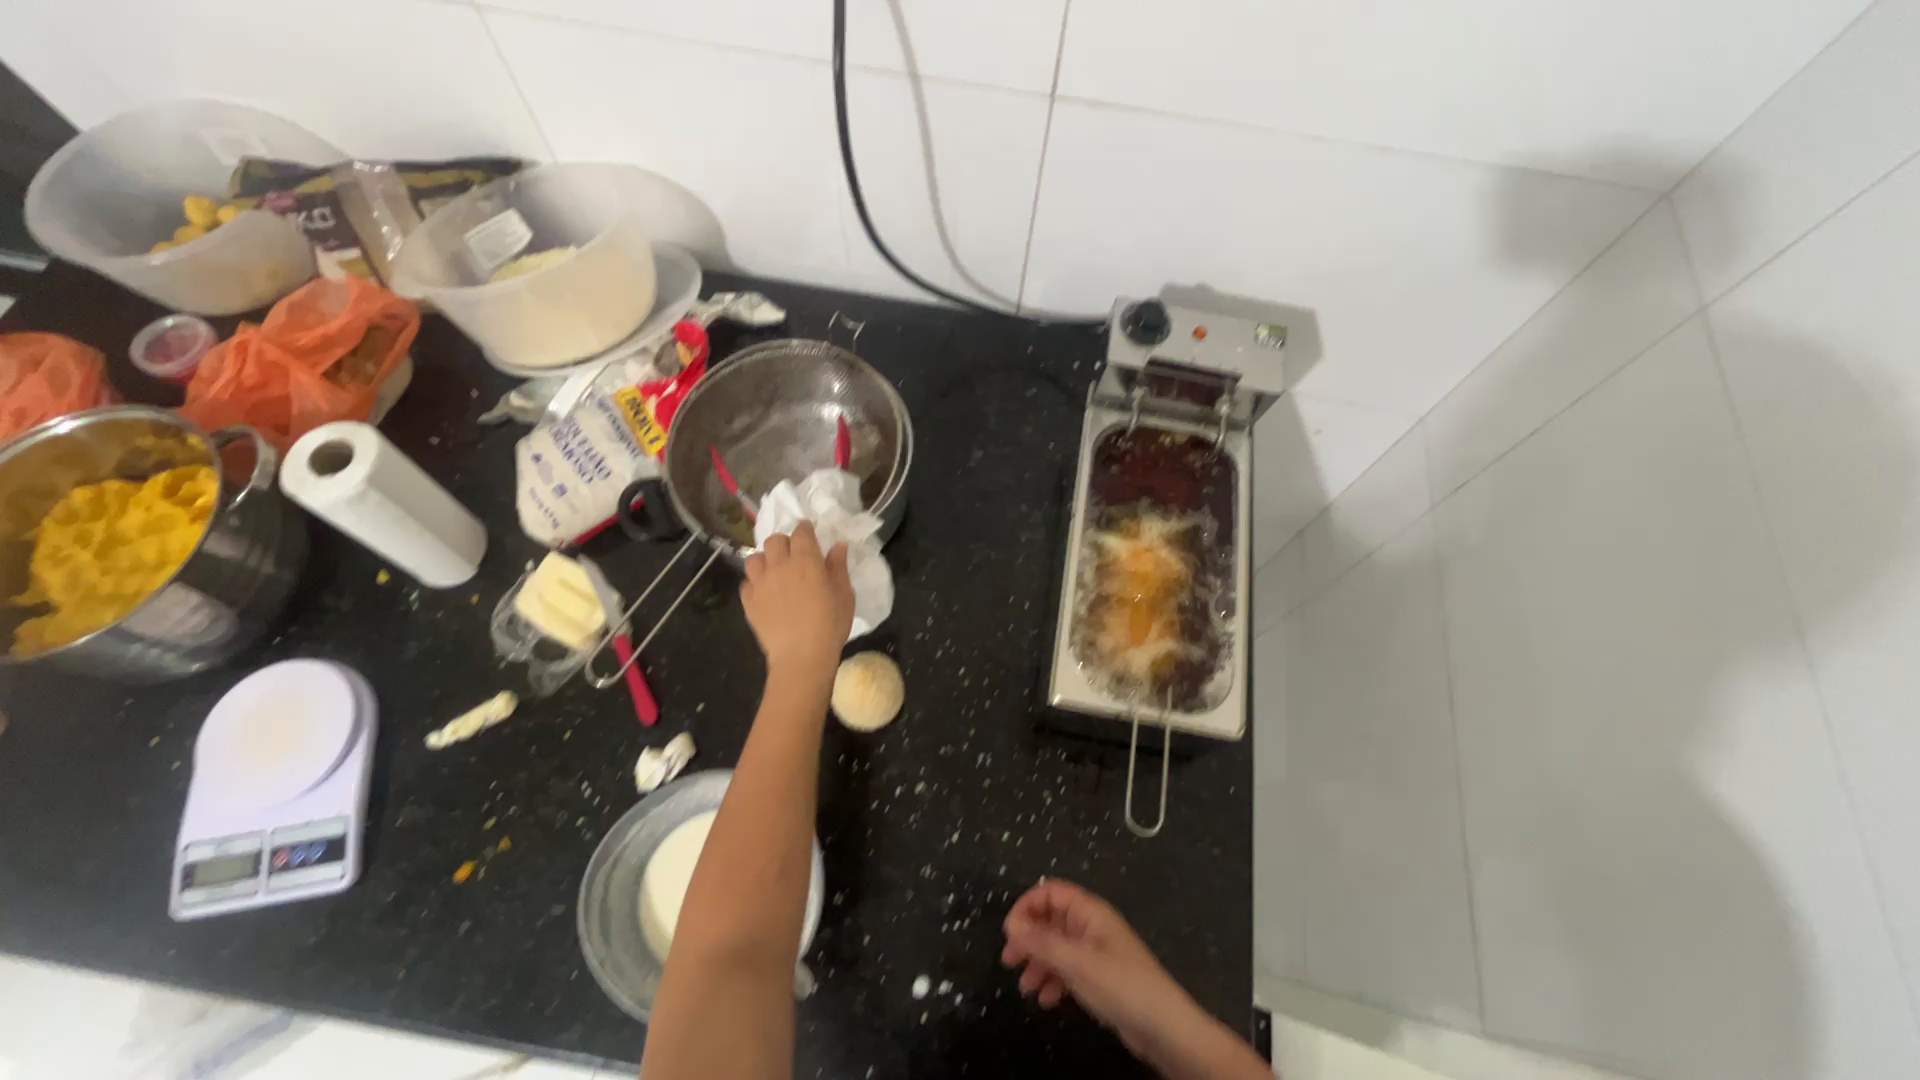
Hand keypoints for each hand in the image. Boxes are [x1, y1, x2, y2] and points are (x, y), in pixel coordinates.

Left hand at [741, 522, 854, 674]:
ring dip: (766, 560)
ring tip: (775, 572)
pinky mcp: (748, 601)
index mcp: (805, 560)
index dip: (805, 529)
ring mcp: (760, 583)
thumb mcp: (844, 595)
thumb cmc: (830, 625)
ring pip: (755, 558)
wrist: (801, 657)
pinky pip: (747, 582)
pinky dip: (756, 582)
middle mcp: (779, 565)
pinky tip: (766, 593)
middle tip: (794, 555)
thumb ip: (838, 567)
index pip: (801, 532)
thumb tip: (837, 546)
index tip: (810, 533)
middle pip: (775, 540)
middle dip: (785, 543)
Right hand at [1000, 879, 1197, 1051]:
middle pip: (1051, 920)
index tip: (1010, 931)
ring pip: (1057, 947)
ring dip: (1039, 963)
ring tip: (1026, 988)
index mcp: (1090, 912)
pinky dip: (1055, 981)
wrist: (1164, 1027)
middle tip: (1008, 960)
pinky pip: (1069, 970)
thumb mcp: (1076, 962)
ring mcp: (1097, 952)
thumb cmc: (1120, 985)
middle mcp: (1092, 926)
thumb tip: (1011, 925)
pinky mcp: (1100, 977)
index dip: (1027, 905)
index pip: (1051, 892)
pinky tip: (1047, 1000)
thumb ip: (1041, 942)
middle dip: (1028, 938)